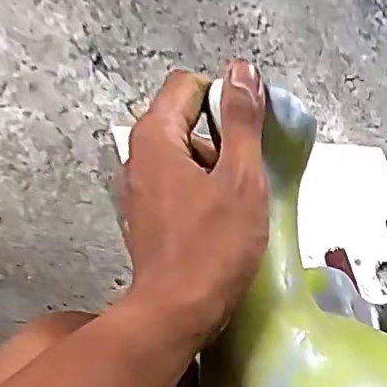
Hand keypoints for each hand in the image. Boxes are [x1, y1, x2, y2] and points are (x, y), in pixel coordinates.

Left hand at [116, 60, 267, 337]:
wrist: (177, 314)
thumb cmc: (211, 251)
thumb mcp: (240, 180)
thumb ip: (242, 122)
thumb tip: (242, 72)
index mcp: (154, 138)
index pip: (189, 87)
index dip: (225, 103)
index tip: (250, 138)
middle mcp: (137, 161)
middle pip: (186, 127)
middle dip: (221, 146)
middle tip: (246, 183)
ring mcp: (138, 197)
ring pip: (184, 165)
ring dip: (214, 179)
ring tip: (236, 214)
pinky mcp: (145, 227)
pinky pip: (178, 197)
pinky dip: (200, 204)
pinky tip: (218, 232)